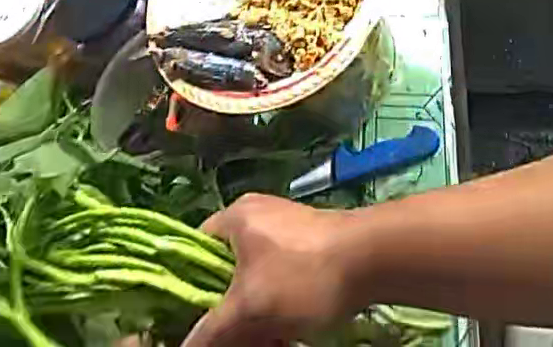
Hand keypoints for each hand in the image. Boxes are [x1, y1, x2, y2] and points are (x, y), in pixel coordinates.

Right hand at [183, 195, 365, 346]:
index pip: (192, 251)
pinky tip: (283, 340)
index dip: (183, 290)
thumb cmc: (303, 273)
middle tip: (229, 344)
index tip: (182, 324)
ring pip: (252, 288)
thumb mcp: (249, 307)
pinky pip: (276, 288)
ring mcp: (284, 235)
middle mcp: (257, 219)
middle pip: (223, 276)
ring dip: (252, 324)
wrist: (370, 259)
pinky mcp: (305, 252)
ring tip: (264, 344)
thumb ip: (209, 331)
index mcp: (237, 218)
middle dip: (225, 319)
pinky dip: (274, 316)